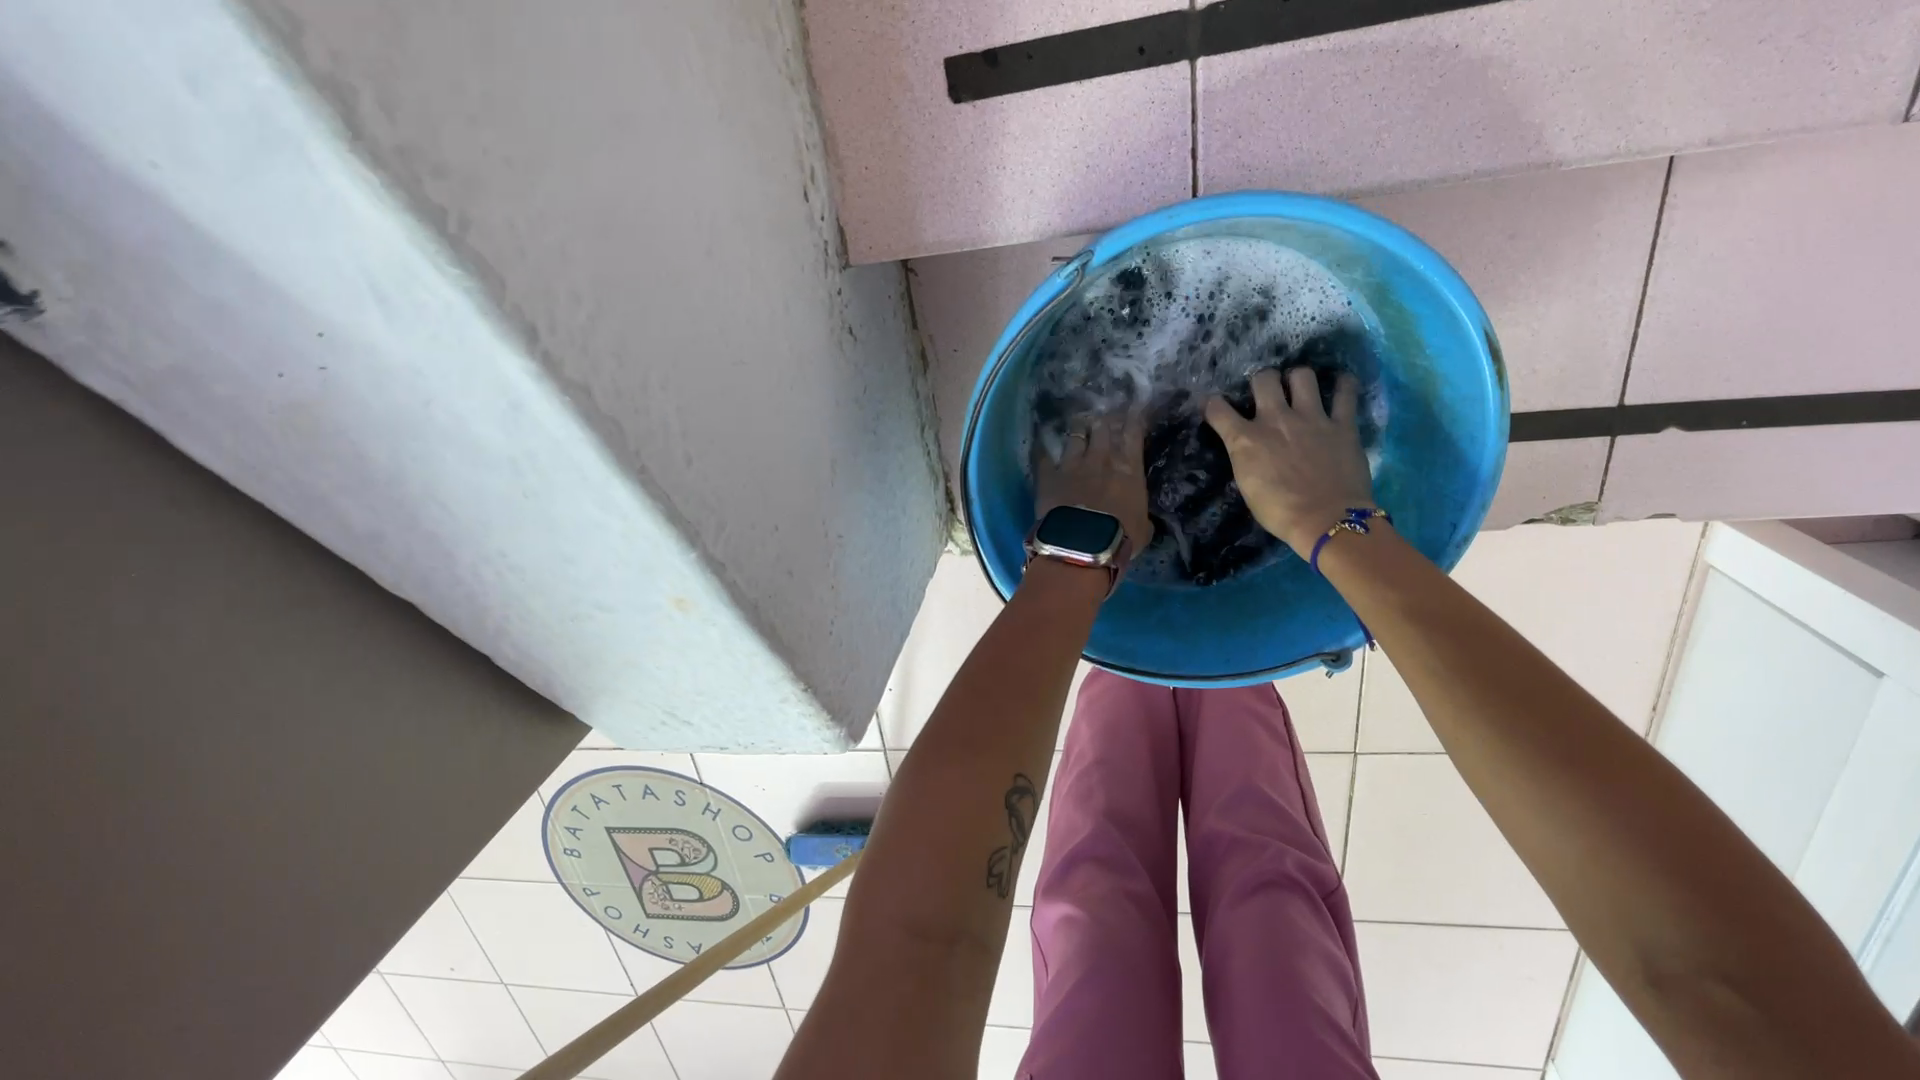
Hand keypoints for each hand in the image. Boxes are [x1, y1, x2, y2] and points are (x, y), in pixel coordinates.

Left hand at [1033, 410, 1153, 565]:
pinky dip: (1044, 447)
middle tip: (1105, 413)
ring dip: (1078, 427)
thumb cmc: (1121, 537)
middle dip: (1105, 419)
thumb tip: (1144, 519)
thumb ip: (1143, 515)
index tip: (1133, 407)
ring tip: (1078, 421)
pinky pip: (1044, 455)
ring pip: (1075, 434)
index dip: (1133, 417)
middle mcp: (1101, 458)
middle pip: (1103, 427)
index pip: (1133, 433)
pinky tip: (1042, 440)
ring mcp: (1072, 464)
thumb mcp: (1144, 527)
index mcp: (1128, 468)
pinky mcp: (1048, 474)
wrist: (1083, 546)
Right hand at [1203, 367, 1374, 552]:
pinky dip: (1344, 385)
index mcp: (1245, 440)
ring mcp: (1311, 418)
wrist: (1326, 521)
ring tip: (1301, 389)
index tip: (1217, 407)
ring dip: (1298, 379)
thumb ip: (1246, 457)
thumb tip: (1248, 447)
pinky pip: (1345, 392)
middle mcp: (1275, 419)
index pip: (1217, 408)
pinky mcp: (1342, 424)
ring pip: (1302, 375)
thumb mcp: (1247, 486)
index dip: (1213, 405)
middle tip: (1268, 393)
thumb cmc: (1280, 513)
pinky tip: (1341, 385)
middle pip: (1263, 378)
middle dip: (1263, 381)